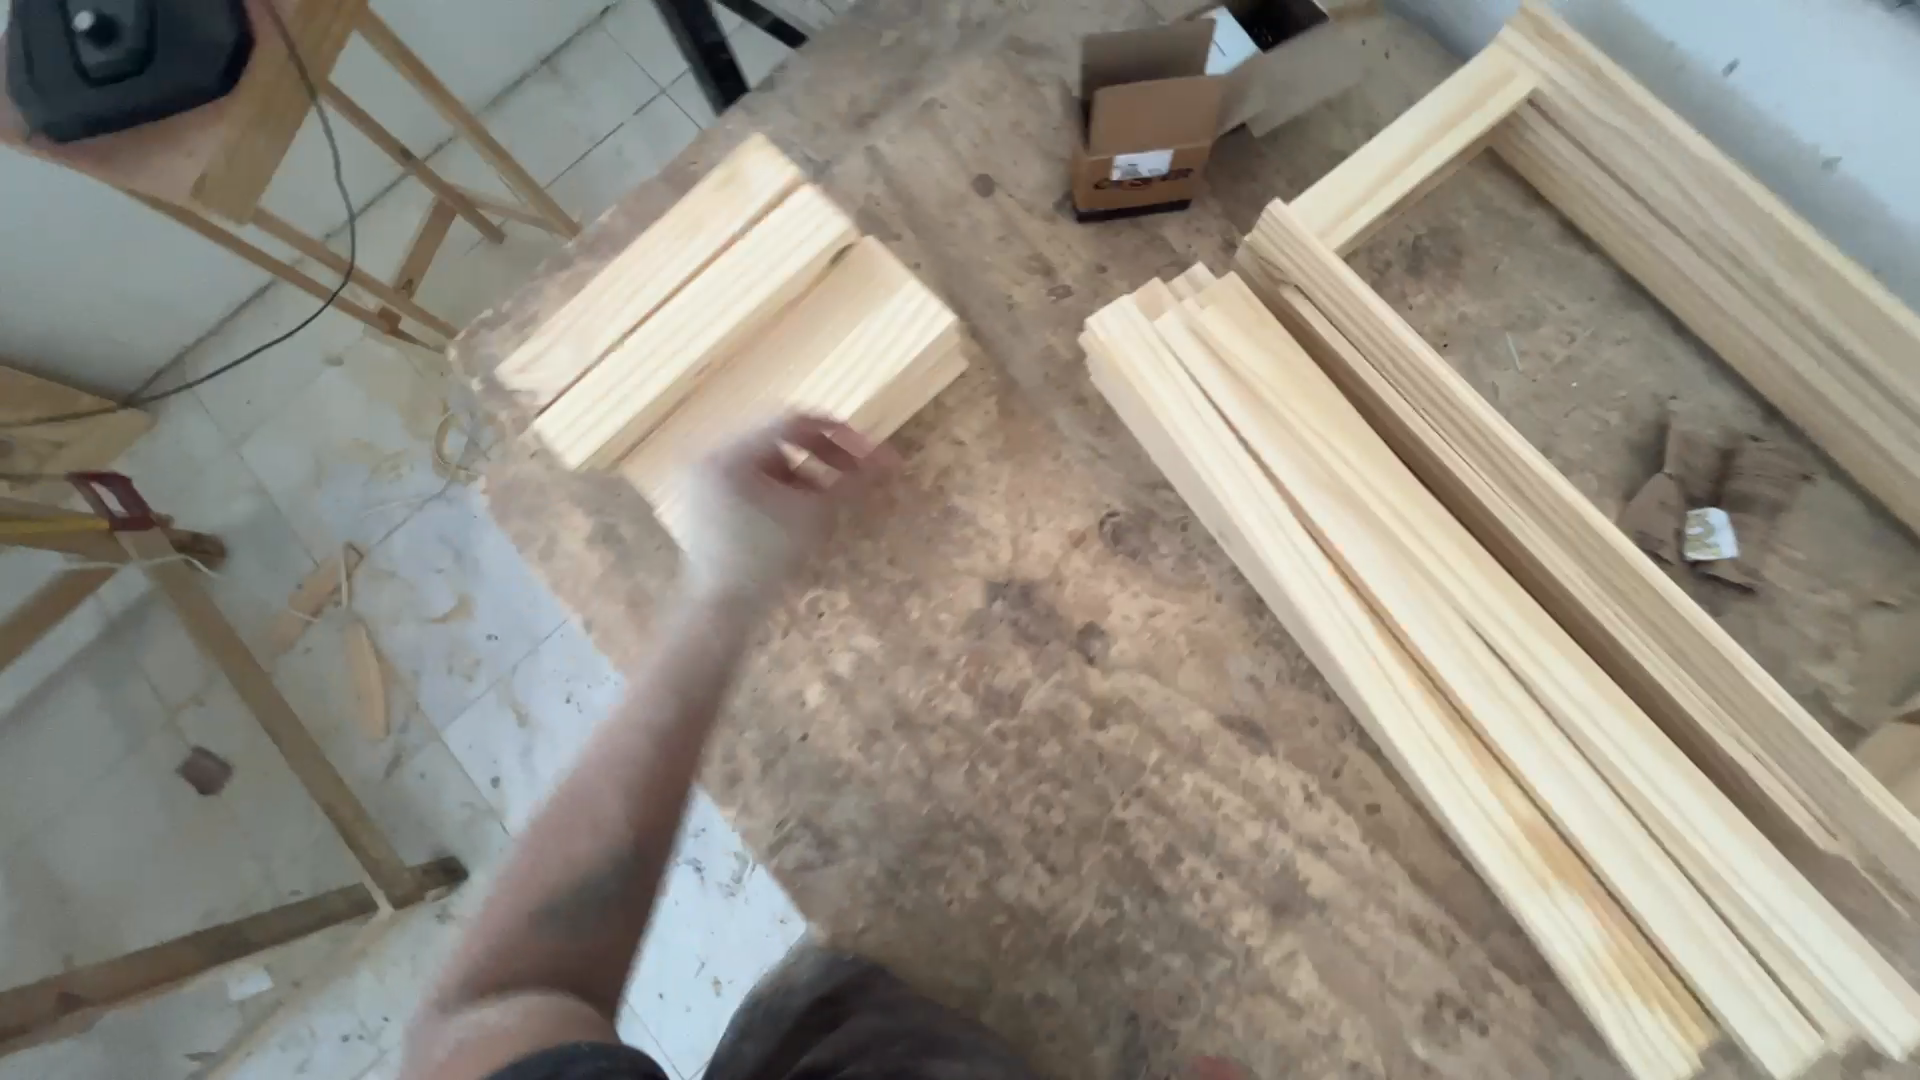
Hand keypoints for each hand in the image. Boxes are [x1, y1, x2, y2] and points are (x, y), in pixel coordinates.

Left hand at [673, 413, 897, 600]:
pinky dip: (783, 486)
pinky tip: (803, 510)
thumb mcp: (814, 516)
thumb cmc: (766, 561)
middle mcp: (712, 455)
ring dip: (806, 472)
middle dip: (824, 455)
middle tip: (857, 473)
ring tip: (831, 496)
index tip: (870, 450)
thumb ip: (851, 482)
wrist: (721, 609)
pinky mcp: (708, 499)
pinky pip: (753, 477)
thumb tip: (887, 459)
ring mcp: (706, 478)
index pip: (793, 422)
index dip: (838, 433)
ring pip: (768, 459)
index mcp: (730, 452)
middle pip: (780, 438)